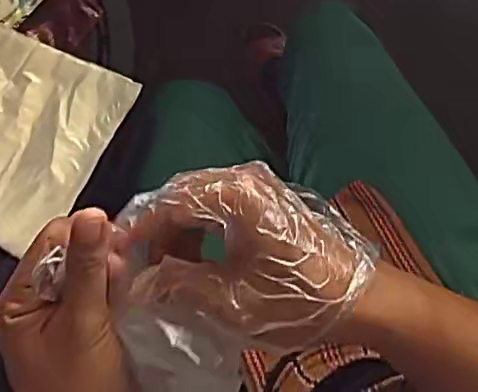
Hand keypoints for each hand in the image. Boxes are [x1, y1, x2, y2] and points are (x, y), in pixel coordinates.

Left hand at [0, 209, 133, 391]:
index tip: (115, 248)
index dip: (85, 234)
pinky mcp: (82, 317)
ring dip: (111, 269)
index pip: (52, 237)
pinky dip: (115, 283)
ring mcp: (58, 309)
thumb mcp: (82, 322)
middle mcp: (34, 298)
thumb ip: (86, 266)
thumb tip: (92, 213)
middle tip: (119, 275)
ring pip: (89, 261)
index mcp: (18, 299)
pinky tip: (123, 296)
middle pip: (72, 246)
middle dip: (101, 254)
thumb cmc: (81, 386)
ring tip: (121, 292)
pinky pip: (99, 281)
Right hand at [121, 162, 377, 349]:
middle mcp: (245, 178)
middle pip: (185, 193)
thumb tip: (139, 282)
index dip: (141, 226)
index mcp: (236, 192)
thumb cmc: (298, 297)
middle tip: (135, 264)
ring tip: (162, 269)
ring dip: (178, 229)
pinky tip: (191, 259)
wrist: (359, 296)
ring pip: (201, 199)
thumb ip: (179, 285)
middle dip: (157, 228)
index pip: (173, 198)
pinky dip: (200, 229)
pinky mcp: (265, 200)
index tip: (117, 252)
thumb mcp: (231, 300)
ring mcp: (258, 186)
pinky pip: (219, 206)